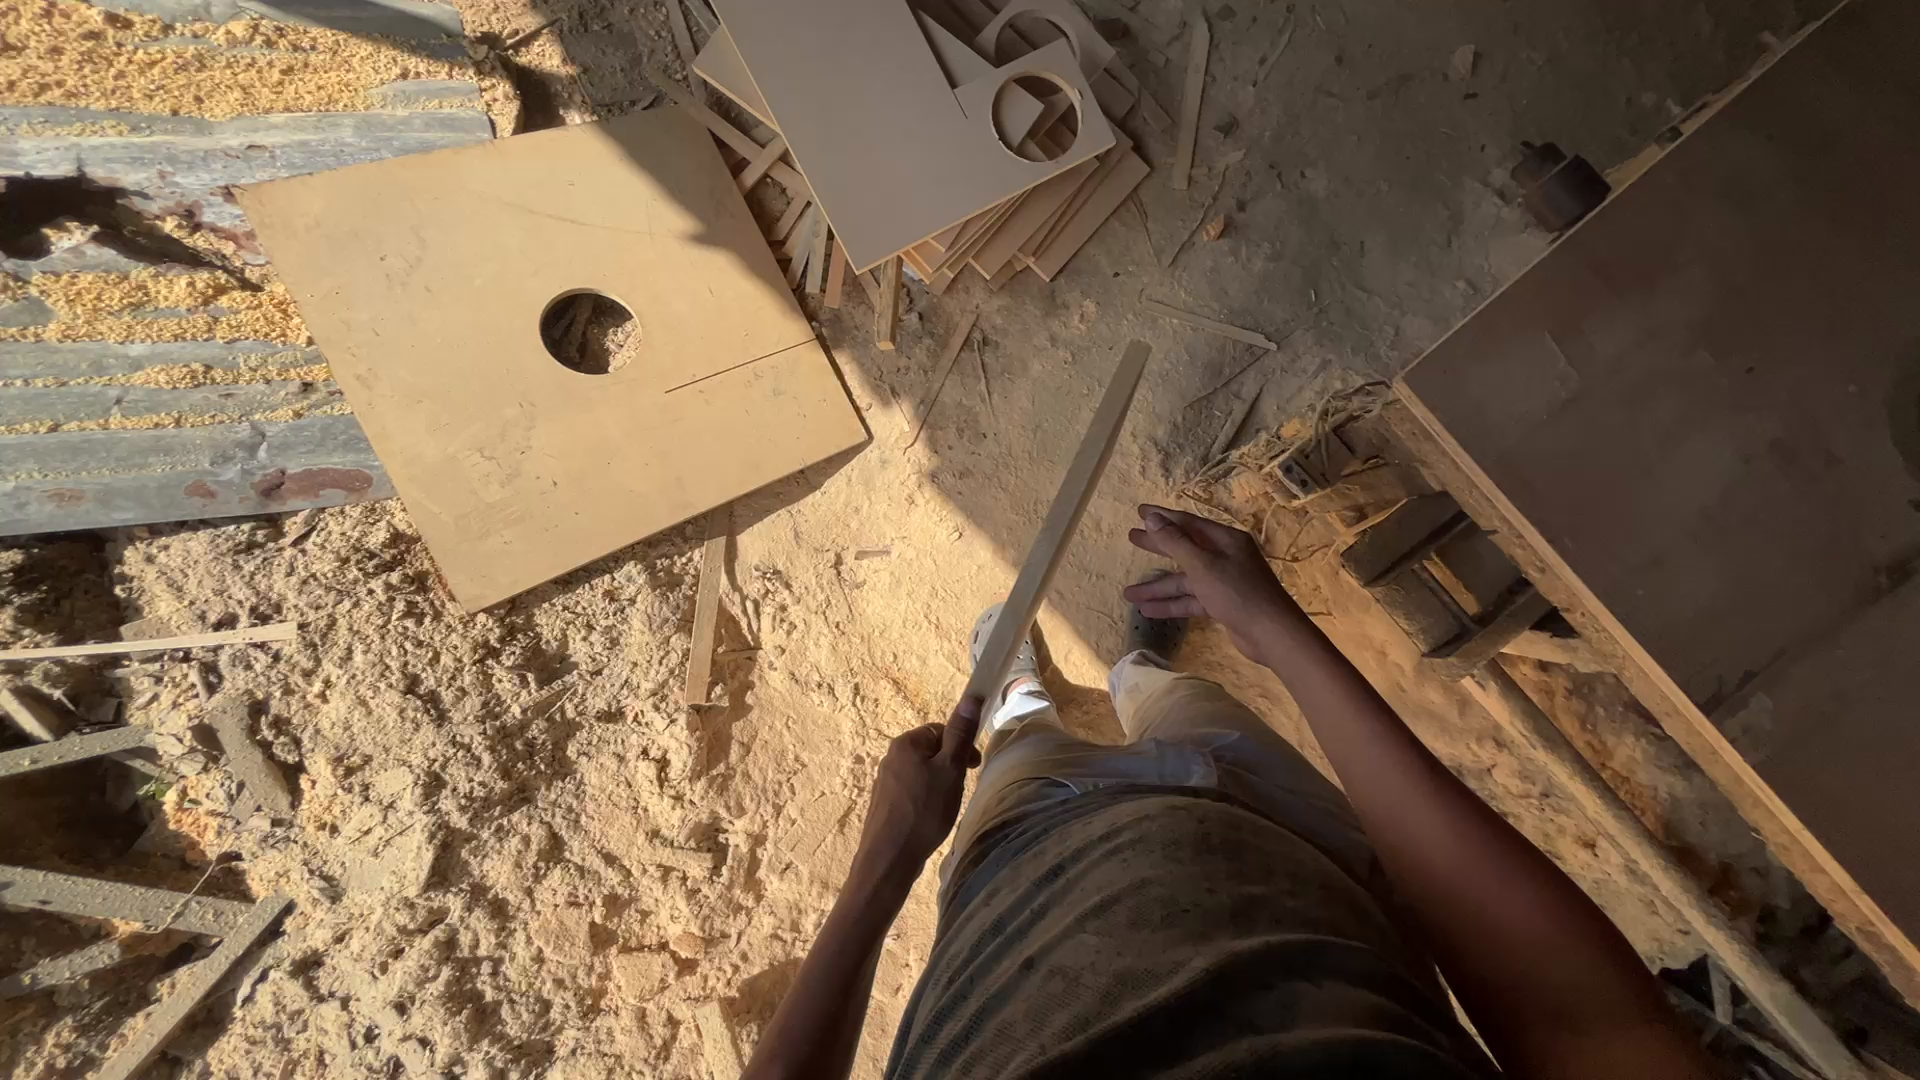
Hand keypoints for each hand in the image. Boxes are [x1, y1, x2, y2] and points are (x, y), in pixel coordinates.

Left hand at [854, 698, 983, 882]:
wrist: (889, 859)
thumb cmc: (924, 810)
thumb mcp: (950, 770)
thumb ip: (960, 734)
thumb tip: (970, 697)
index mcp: (906, 743)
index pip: (940, 730)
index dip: (961, 746)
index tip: (974, 768)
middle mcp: (891, 756)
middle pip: (931, 750)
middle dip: (950, 765)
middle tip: (961, 788)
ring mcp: (885, 781)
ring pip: (922, 772)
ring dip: (939, 783)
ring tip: (946, 806)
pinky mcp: (884, 803)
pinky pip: (911, 791)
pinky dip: (925, 798)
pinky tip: (930, 817)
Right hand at [1124, 504, 1303, 661]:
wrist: (1272, 633)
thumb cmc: (1238, 593)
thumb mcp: (1202, 565)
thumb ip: (1175, 542)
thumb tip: (1152, 518)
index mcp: (1224, 540)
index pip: (1188, 523)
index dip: (1162, 518)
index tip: (1139, 511)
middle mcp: (1225, 556)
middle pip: (1184, 548)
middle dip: (1157, 547)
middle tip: (1132, 538)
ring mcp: (1223, 581)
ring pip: (1184, 580)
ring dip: (1158, 587)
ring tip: (1129, 593)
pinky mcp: (1222, 603)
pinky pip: (1191, 599)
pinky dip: (1172, 604)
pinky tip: (1148, 611)